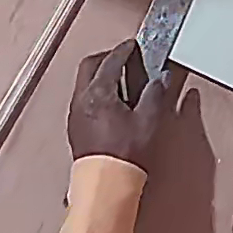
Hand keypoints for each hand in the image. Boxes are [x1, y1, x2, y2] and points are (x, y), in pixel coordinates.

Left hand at [67, 39, 174, 166]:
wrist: (105, 186)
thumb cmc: (125, 155)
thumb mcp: (148, 122)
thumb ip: (154, 96)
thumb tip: (158, 81)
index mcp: (98, 93)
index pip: (110, 61)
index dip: (123, 50)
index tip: (132, 45)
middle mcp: (82, 99)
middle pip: (90, 66)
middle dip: (106, 57)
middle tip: (123, 57)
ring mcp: (75, 113)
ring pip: (83, 81)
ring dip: (99, 74)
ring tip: (119, 78)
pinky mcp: (74, 126)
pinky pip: (82, 97)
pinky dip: (95, 90)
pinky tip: (109, 101)